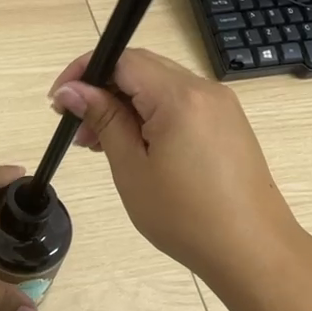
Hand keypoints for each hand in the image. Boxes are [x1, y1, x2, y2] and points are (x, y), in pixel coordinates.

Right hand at [48, 48, 308, 297]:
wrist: (252, 251)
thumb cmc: (185, 216)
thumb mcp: (132, 168)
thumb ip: (103, 120)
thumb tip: (71, 90)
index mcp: (179, 97)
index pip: (122, 59)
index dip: (85, 72)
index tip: (59, 103)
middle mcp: (204, 89)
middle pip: (141, 68)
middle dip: (102, 90)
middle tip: (77, 129)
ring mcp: (220, 106)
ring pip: (159, 86)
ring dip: (124, 105)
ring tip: (99, 144)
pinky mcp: (227, 123)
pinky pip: (179, 104)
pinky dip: (149, 115)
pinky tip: (134, 147)